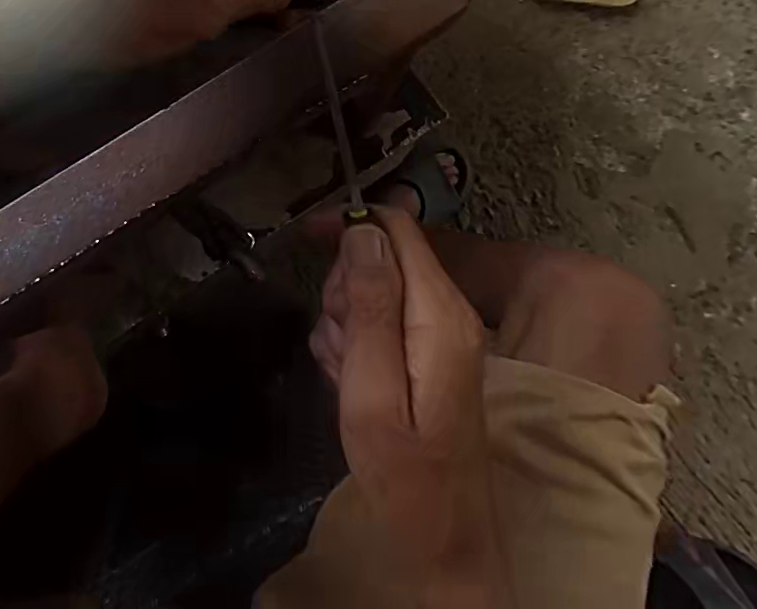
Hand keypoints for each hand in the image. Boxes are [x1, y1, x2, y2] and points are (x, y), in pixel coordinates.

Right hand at [311, 207, 507, 603]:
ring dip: (345, 314)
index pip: (398, 229)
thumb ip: (371, 305)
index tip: (309, 237)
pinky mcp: (425, 349)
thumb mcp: (371, 388)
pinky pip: (377, 316)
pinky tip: (348, 373)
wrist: (437, 533)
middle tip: (336, 334)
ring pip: (373, 285)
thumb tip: (365, 231)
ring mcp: (438, 330)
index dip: (351, 222)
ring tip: (343, 364)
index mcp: (440, 313)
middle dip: (346, 282)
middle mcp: (447, 311)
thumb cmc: (402, 470)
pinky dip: (353, 336)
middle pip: (381, 254)